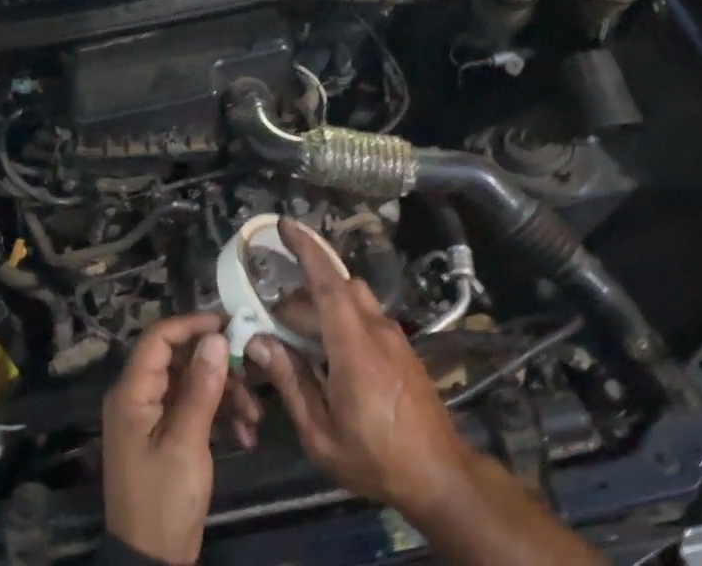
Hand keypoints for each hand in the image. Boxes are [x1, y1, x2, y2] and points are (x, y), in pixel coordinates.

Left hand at [102, 312, 261, 562]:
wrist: (152, 558)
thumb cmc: (164, 499)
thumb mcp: (186, 443)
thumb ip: (202, 389)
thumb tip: (216, 337)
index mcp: (132, 392)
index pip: (158, 337)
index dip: (193, 324)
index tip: (231, 325)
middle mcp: (138, 396)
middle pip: (180, 359)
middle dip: (218, 365)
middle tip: (252, 374)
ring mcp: (152, 416)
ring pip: (193, 383)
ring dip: (225, 394)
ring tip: (255, 417)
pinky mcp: (167, 434)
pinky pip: (195, 408)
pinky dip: (220, 414)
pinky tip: (245, 433)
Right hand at [246, 220, 473, 521]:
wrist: (441, 477)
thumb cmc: (377, 461)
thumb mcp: (321, 434)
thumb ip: (291, 382)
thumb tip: (260, 342)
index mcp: (355, 349)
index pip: (328, 283)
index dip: (305, 249)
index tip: (284, 225)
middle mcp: (377, 331)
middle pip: (334, 289)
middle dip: (298, 296)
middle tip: (268, 324)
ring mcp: (394, 337)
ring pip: (351, 298)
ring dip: (320, 304)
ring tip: (294, 334)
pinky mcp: (401, 348)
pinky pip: (363, 315)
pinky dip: (337, 317)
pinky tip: (324, 350)